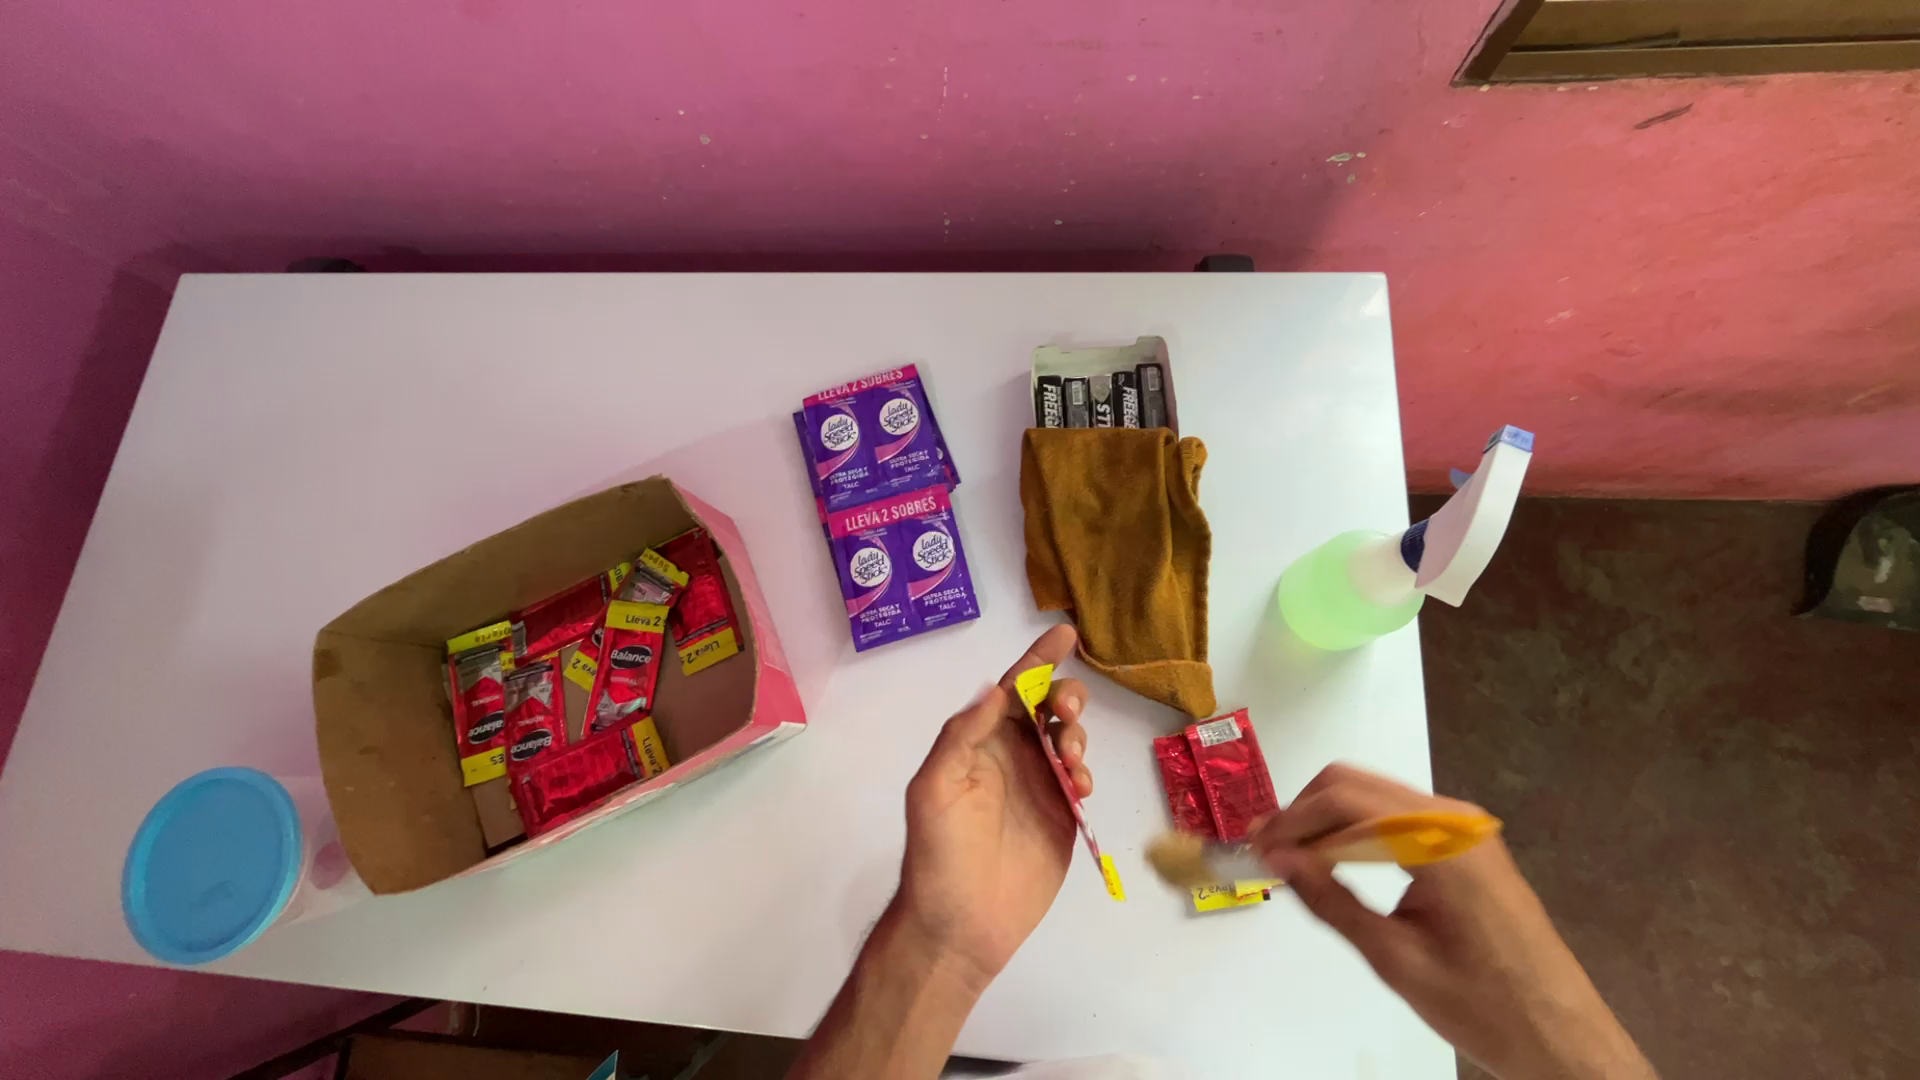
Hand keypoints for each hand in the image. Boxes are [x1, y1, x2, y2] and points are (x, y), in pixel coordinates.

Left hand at [893, 623, 1091, 990]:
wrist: (961, 926)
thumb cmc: (940, 853)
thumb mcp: (935, 788)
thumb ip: (961, 736)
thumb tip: (993, 690)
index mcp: (978, 742)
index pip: (1011, 689)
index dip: (1037, 659)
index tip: (1065, 633)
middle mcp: (1010, 755)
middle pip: (1047, 707)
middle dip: (1065, 697)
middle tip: (1066, 712)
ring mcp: (1037, 785)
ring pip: (1068, 738)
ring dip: (1076, 735)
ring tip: (1070, 764)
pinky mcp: (1060, 816)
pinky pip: (1081, 780)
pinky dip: (1086, 775)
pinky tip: (1079, 790)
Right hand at [1254, 765, 1655, 1079]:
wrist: (1568, 1044)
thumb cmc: (1483, 1009)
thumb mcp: (1395, 959)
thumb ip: (1330, 900)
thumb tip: (1275, 857)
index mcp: (1443, 844)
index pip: (1346, 803)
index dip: (1293, 820)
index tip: (1256, 848)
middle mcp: (1453, 819)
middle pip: (1353, 785)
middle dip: (1303, 813)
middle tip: (1268, 850)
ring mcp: (1462, 827)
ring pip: (1368, 794)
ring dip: (1324, 818)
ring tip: (1291, 856)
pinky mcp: (1463, 841)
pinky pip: (1391, 814)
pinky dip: (1353, 828)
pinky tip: (1333, 860)